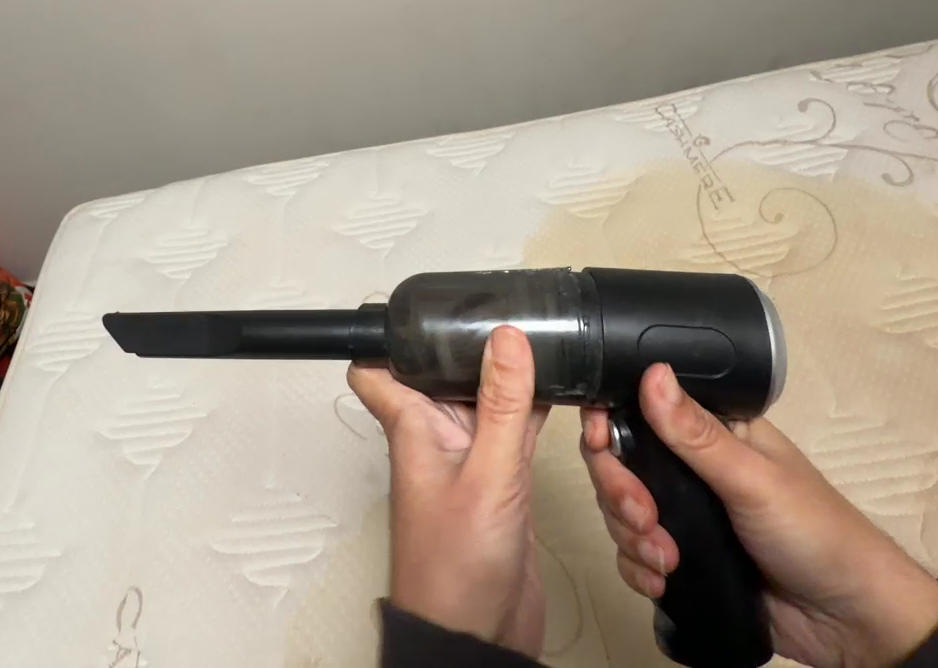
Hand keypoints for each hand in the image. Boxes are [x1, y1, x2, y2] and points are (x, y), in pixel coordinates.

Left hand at [347, 325, 550, 654]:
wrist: (476, 637)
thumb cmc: (453, 572)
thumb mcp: (488, 476)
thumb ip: (503, 408)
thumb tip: (508, 340)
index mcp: (412, 425)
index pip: (379, 366)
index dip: (390, 334)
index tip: (420, 303)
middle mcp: (434, 434)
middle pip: (442, 371)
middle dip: (467, 343)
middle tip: (503, 307)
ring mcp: (468, 455)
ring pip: (484, 395)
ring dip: (506, 374)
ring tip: (540, 340)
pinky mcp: (498, 478)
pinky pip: (512, 427)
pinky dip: (532, 407)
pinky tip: (558, 391)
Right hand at [581, 364, 937, 667]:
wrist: (854, 627)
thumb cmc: (816, 534)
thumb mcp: (754, 480)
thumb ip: (696, 433)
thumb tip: (652, 370)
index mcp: (706, 430)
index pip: (636, 410)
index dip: (606, 422)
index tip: (599, 442)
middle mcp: (684, 465)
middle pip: (616, 462)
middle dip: (619, 492)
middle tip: (643, 518)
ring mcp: (679, 511)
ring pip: (618, 509)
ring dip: (629, 536)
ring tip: (665, 561)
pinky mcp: (679, 555)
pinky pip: (631, 552)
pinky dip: (637, 567)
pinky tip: (660, 580)